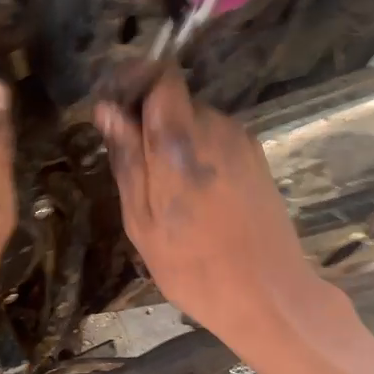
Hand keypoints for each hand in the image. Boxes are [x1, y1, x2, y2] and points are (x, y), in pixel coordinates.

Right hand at [96, 69, 340, 354]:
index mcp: (181, 141)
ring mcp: (242, 143)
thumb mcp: (142, 222)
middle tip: (133, 175)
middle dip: (150, 127)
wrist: (265, 295)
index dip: (135, 84)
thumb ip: (127, 162)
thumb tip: (107, 112)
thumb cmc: (193, 268)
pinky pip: (216, 145)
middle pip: (176, 104)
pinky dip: (197, 161)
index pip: (160, 78)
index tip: (114, 110)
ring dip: (174, 148)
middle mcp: (216, 129)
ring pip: (197, 126)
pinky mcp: (257, 160)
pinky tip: (194, 203)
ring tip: (164, 198)